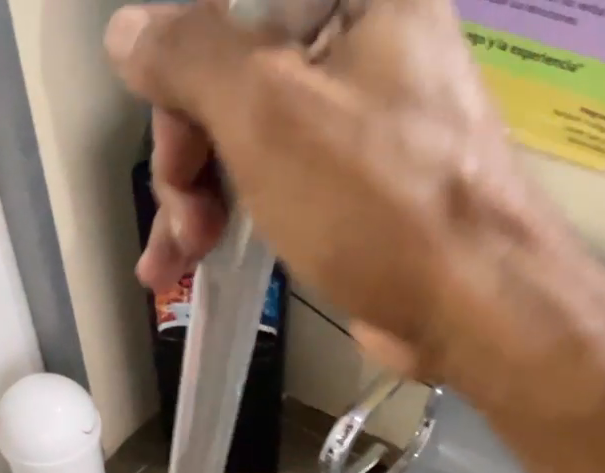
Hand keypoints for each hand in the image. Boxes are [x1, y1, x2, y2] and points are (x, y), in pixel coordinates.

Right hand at [106, 0, 604, 385]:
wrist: (475, 310)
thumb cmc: (377, 199)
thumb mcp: (266, 113)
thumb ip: (188, 54)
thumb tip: (129, 31)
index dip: (184, 45)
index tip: (158, 96)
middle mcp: (363, 42)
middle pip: (234, 64)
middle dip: (187, 141)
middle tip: (178, 203)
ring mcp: (360, 120)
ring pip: (247, 132)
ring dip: (196, 192)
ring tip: (177, 255)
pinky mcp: (355, 186)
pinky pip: (274, 179)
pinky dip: (229, 215)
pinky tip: (185, 262)